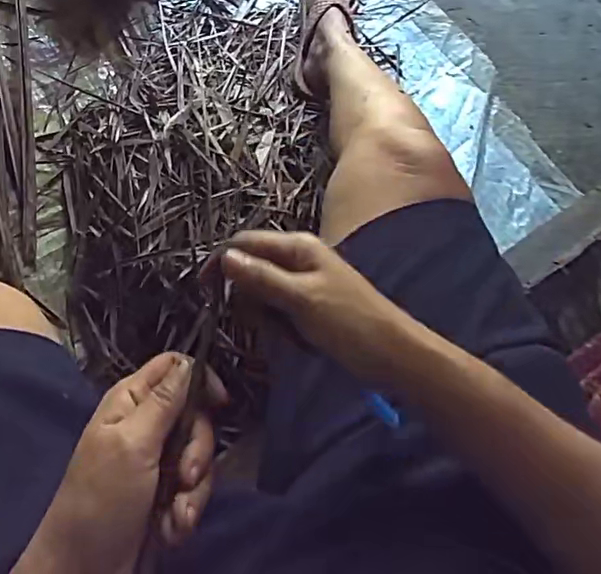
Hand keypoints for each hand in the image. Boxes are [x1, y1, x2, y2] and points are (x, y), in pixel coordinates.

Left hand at [14, 353, 225, 573]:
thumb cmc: (101, 500)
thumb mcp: (132, 444)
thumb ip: (164, 402)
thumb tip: (190, 361)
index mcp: (132, 399)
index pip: (173, 365)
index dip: (200, 377)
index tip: (220, 402)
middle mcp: (146, 423)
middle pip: (194, 413)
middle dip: (198, 449)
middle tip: (183, 475)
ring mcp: (156, 461)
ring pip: (198, 455)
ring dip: (193, 490)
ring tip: (175, 516)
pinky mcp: (164, 495)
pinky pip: (193, 490)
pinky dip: (186, 512)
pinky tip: (171, 529)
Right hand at [221, 230, 423, 388]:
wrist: (396, 357)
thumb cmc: (351, 324)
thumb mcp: (301, 301)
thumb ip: (261, 278)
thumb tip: (224, 258)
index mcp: (297, 246)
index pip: (244, 243)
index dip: (221, 262)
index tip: (203, 291)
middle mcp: (298, 256)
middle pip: (250, 268)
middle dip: (250, 299)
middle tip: (267, 325)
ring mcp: (305, 281)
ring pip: (262, 293)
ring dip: (266, 318)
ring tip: (290, 337)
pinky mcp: (310, 304)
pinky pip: (279, 310)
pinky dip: (281, 327)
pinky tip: (298, 342)